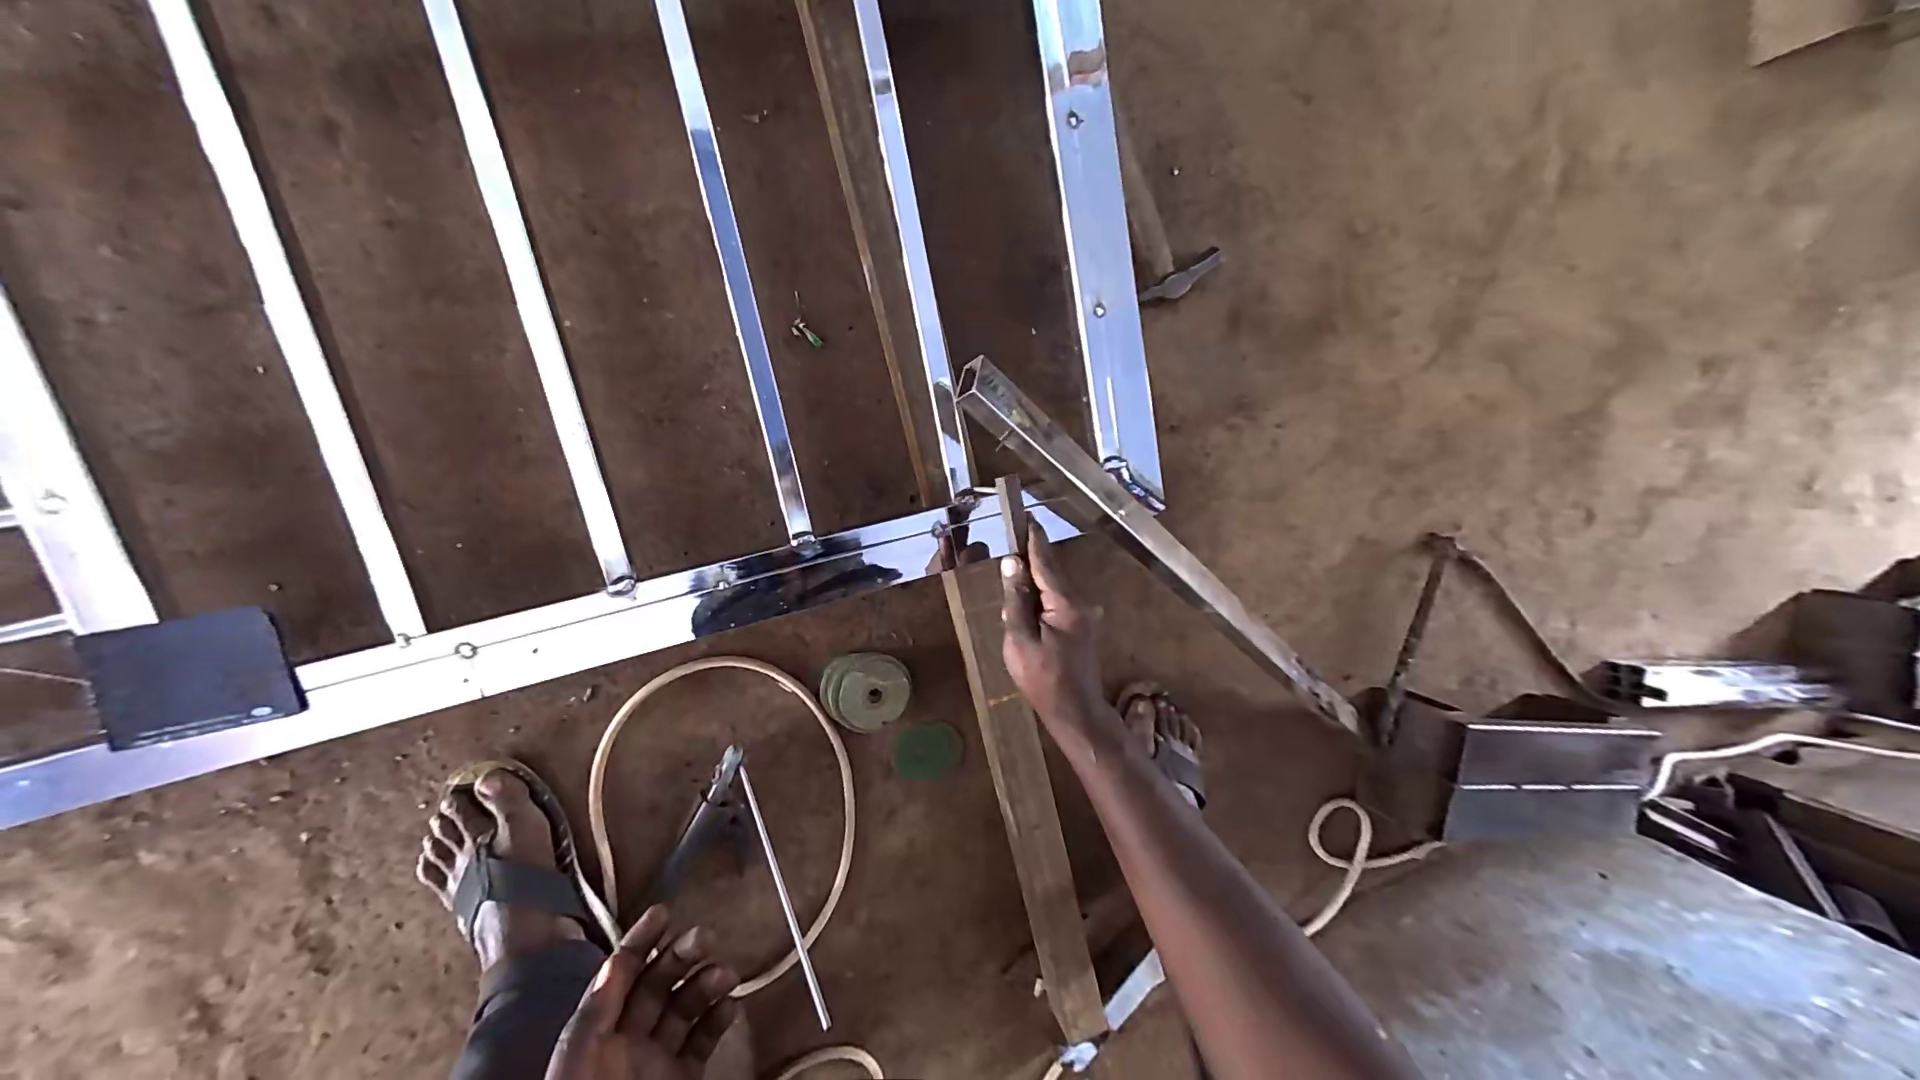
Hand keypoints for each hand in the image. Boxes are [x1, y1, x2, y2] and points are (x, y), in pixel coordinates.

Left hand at [545, 905, 740, 1079]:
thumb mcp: (574, 1069)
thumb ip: (591, 1020)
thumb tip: (614, 962)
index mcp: (593, 1038)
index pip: (618, 977)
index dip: (639, 942)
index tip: (663, 912)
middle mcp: (626, 1042)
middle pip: (657, 985)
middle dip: (680, 955)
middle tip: (703, 937)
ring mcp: (656, 1061)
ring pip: (685, 1007)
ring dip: (705, 983)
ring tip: (723, 974)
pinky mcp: (682, 1079)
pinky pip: (703, 1042)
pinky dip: (719, 1019)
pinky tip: (730, 1005)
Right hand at [1000, 525, 1118, 751]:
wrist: (1076, 712)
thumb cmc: (1043, 681)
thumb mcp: (1019, 641)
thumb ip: (1016, 600)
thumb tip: (1011, 563)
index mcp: (1067, 604)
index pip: (1045, 561)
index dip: (1033, 538)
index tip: (1025, 515)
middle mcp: (1082, 602)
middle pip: (1049, 574)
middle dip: (1026, 571)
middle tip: (1003, 568)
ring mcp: (1087, 614)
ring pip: (1053, 590)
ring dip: (1032, 592)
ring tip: (1012, 613)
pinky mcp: (1085, 625)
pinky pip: (1058, 604)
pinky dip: (1041, 605)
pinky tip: (1027, 623)